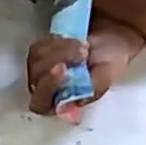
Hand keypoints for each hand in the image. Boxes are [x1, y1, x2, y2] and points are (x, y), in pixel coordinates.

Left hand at [26, 18, 145, 119]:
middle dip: (60, 59)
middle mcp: (43, 91)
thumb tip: (73, 102)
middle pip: (36, 77)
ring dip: (61, 48)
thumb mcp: (107, 77)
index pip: (40, 104)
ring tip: (84, 45)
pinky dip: (55, 40)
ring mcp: (37, 71)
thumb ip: (92, 90)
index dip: (48, 86)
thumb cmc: (107, 64)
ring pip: (36, 59)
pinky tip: (71, 40)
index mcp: (58, 104)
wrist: (109, 42)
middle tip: (84, 51)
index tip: (63, 67)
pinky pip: (38, 46)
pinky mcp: (37, 54)